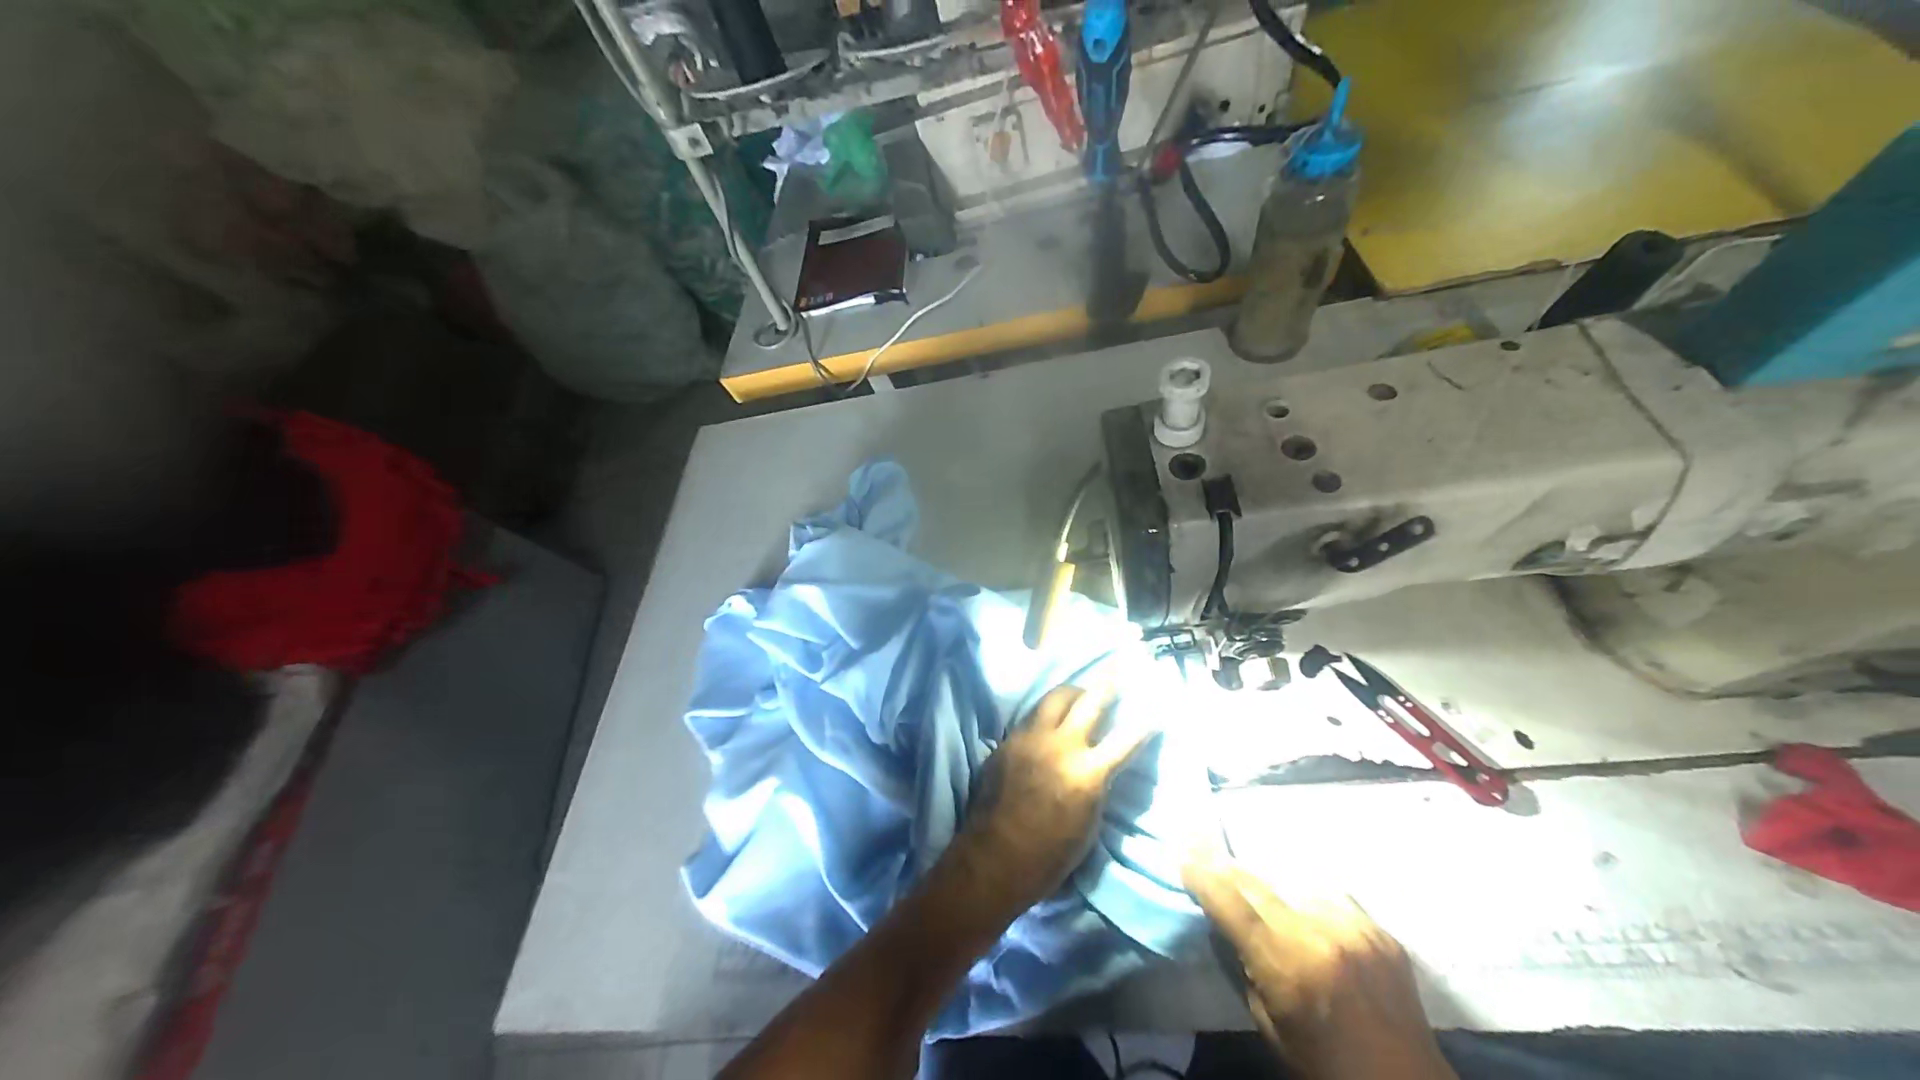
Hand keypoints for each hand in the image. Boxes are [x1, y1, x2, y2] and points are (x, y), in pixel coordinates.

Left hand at [949, 685, 1148, 919]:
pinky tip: (1050, 720)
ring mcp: (1031, 739)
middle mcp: (1061, 746)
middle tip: (1117, 677)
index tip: (1156, 708)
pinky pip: (1032, 716)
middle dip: (1107, 686)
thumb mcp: (1089, 821)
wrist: (996, 856)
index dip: (1146, 722)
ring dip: (1072, 693)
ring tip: (1080, 694)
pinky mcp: (1009, 741)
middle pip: (1089, 701)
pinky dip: (1047, 714)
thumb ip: (1097, 783)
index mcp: (1088, 773)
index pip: (1127, 737)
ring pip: (1055, 698)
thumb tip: (1102, 762)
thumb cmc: (1051, 855)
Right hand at [1184, 853, 1455, 1079]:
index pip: (1230, 902)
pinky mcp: (1381, 931)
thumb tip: (1220, 921)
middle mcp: (1320, 934)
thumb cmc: (1323, 1066)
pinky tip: (1301, 903)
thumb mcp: (1267, 1024)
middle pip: (1259, 884)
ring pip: (1294, 880)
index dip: (1202, 876)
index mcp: (1287, 963)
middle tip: (1203, 850)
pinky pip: (1332, 896)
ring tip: (1252, 878)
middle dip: (1227, 869)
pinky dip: (1308, 896)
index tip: (1182, 858)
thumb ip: (1242, 965)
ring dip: (1268, 880)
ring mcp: (1355, 928)